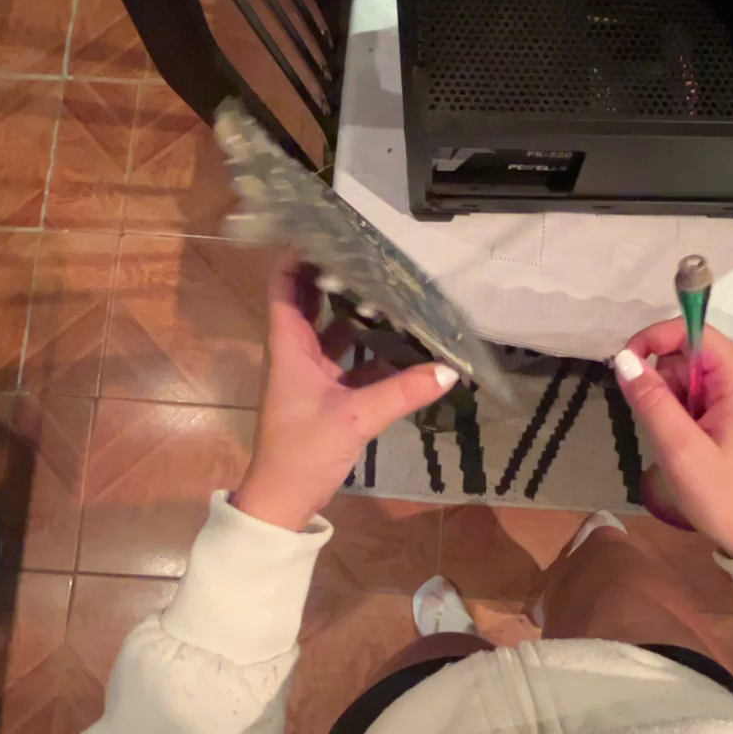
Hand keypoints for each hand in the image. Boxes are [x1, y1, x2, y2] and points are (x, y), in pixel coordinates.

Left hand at [233, 256, 458, 529]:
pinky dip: (366, 351)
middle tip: (370, 257)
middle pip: (309, 303)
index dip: (296, 257)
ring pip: (331, 333)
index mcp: (290, 348)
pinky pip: (346, 362)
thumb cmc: (305, 451)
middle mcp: (297, 354)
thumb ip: (402, 392)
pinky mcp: (324, 396)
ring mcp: (310, 376)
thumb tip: (449, 370)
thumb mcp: (356, 418)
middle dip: (334, 279)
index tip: (326, 234)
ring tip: (388, 290)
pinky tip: (396, 343)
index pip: (283, 287)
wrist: (284, 499)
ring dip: (354, 313)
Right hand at [611, 320, 732, 557]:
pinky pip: (694, 399)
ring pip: (686, 378)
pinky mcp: (731, 416)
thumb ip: (651, 401)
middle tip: (656, 424)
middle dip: (660, 380)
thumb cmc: (725, 496)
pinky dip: (677, 415)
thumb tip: (622, 358)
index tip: (623, 366)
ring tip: (671, 440)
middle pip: (687, 354)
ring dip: (667, 401)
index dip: (655, 339)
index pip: (693, 332)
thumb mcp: (681, 450)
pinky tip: (679, 444)